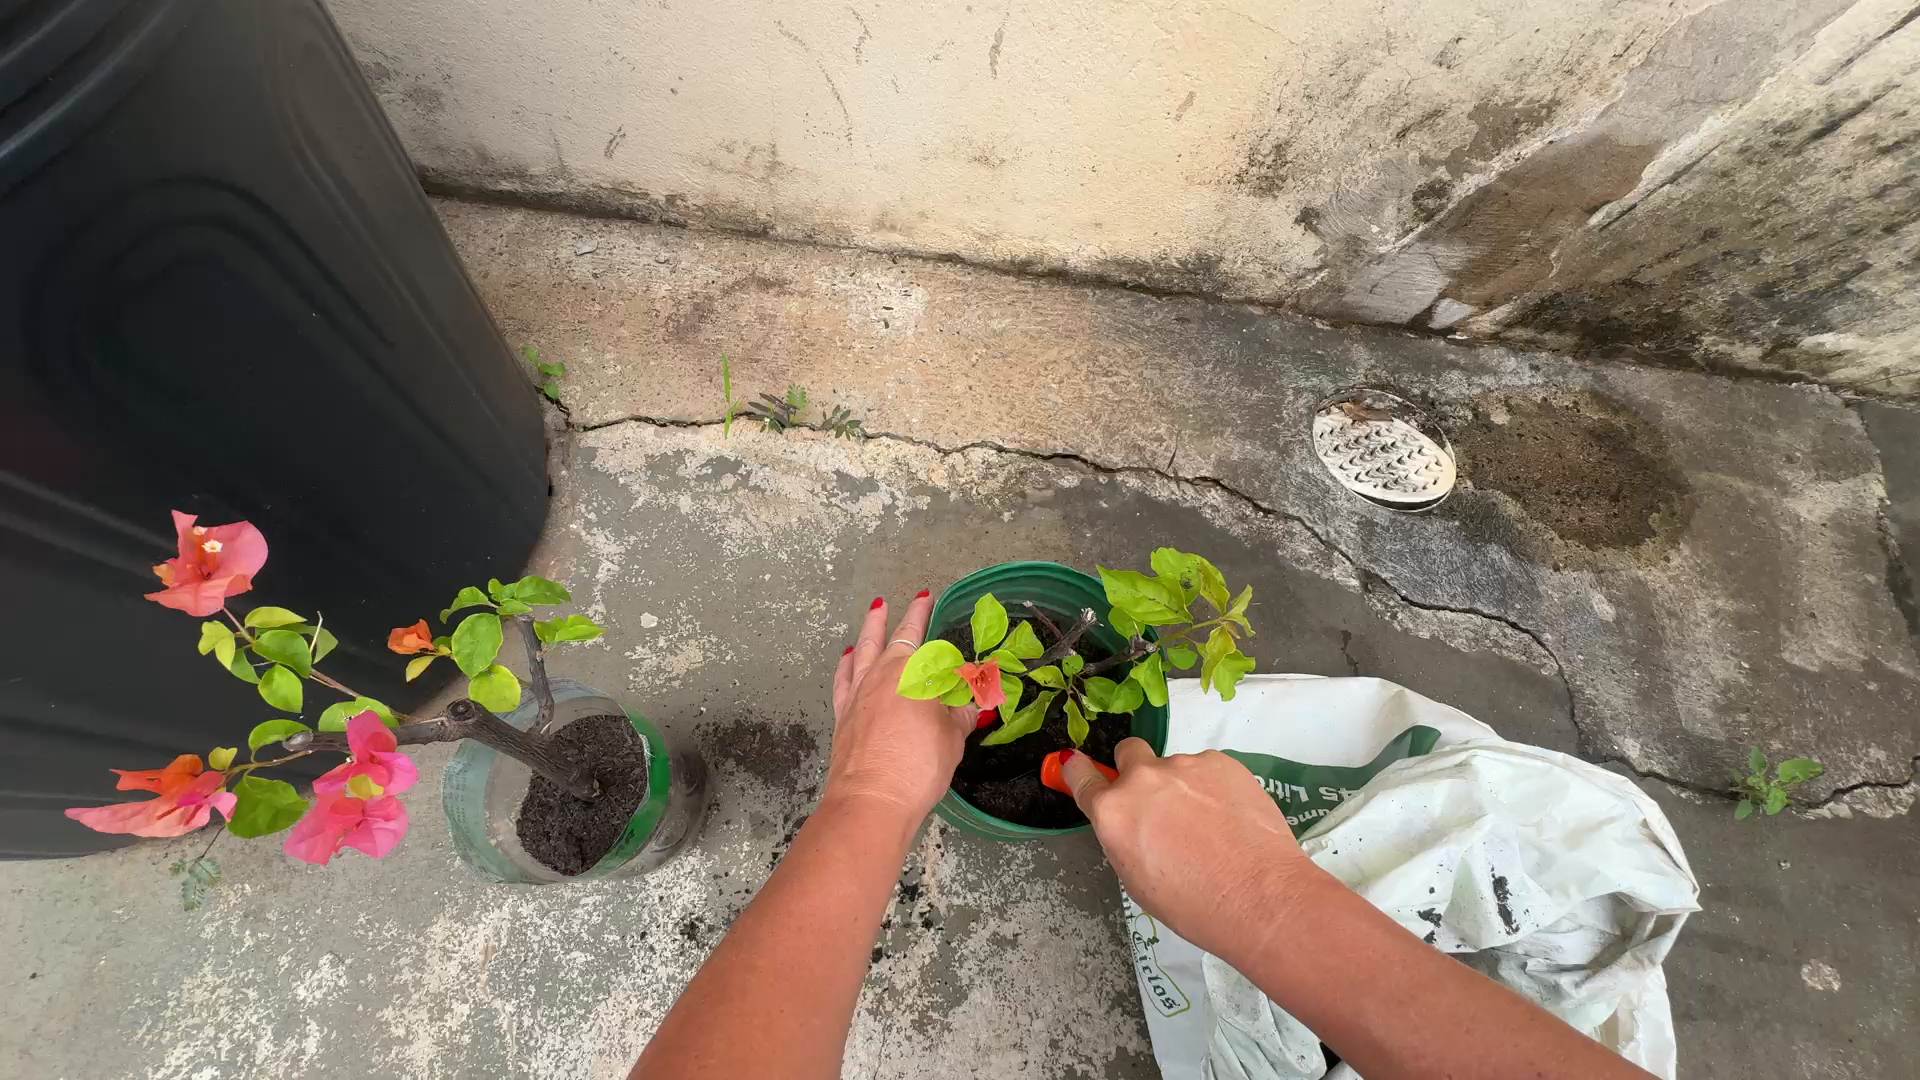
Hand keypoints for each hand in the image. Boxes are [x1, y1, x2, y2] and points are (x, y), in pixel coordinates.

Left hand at [825, 592, 978, 822]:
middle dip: (897, 618)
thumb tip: (975, 702)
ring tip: (873, 613)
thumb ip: (962, 713)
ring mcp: (857, 695)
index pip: (920, 636)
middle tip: (899, 601)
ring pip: (862, 652)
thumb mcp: (953, 736)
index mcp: (910, 673)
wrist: (872, 800)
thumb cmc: (919, 764)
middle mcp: (880, 675)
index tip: (926, 598)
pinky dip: (846, 664)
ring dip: (869, 631)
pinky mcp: (843, 716)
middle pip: (889, 638)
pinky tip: (848, 657)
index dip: (923, 615)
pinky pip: (843, 680)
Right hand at [1064, 739, 1314, 961]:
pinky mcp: (1221, 761)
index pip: (1081, 775)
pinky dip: (1214, 788)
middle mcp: (1142, 779)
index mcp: (1113, 811)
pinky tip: (1232, 820)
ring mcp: (1183, 765)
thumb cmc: (1194, 906)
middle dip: (1136, 770)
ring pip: (1175, 767)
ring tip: (1212, 827)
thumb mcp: (1137, 880)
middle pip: (1128, 751)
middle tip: (1160, 803)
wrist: (1263, 898)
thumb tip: (1131, 821)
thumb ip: (1124, 837)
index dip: (1078, 771)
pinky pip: (1208, 769)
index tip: (1079, 767)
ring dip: (1183, 787)